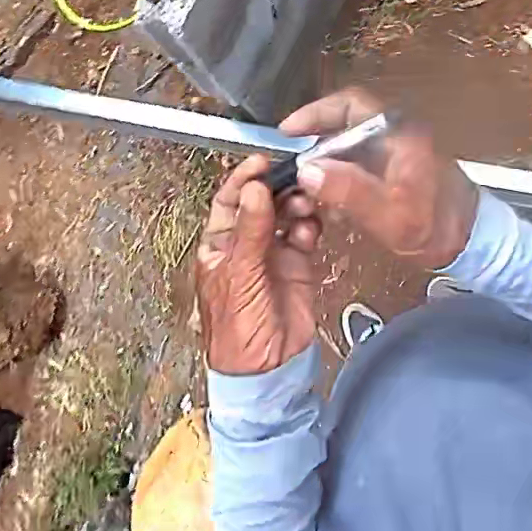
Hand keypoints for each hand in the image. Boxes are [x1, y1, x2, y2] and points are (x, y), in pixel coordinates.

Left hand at [195, 156, 322, 375]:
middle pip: (263, 203)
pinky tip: (310, 229)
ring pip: (286, 214)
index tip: (262, 161)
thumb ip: (250, 231)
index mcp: (220, 244)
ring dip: (296, 205)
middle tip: (296, 179)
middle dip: (278, 189)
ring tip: (304, 207)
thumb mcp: (240, 275)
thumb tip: (256, 187)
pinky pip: (305, 233)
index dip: (244, 179)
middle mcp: (247, 243)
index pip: (230, 201)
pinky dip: (310, 226)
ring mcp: (274, 252)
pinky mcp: (299, 262)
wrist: (268, 368)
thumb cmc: (237, 326)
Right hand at [278, 88, 479, 272]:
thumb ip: (348, 189)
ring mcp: (398, 150)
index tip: (288, 129)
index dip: (316, 111)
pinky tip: (332, 201)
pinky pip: (361, 162)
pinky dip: (342, 176)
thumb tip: (308, 170)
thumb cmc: (436, 225)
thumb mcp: (389, 212)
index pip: (350, 103)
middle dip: (316, 142)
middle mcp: (397, 133)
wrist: (471, 242)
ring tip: (308, 186)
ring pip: (351, 144)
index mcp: (398, 131)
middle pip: (346, 123)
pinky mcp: (398, 168)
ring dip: (327, 162)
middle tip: (293, 162)